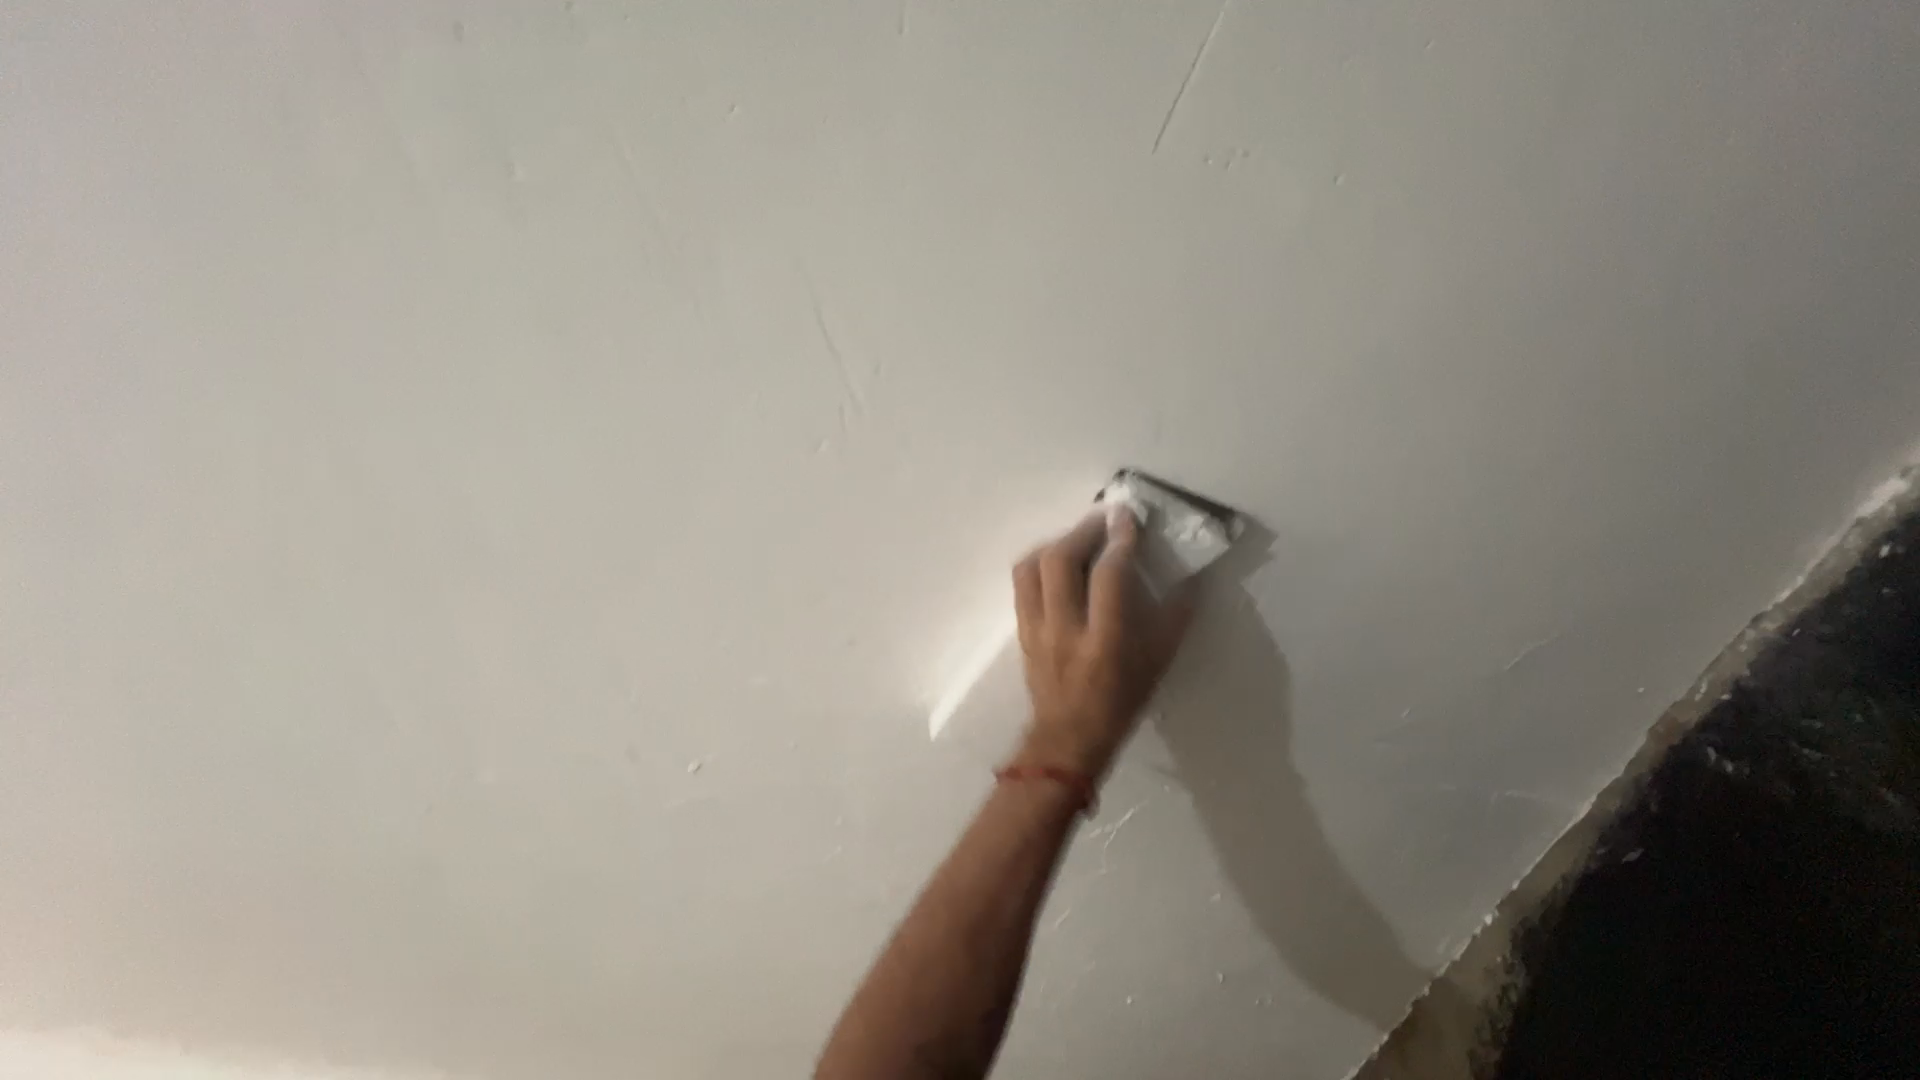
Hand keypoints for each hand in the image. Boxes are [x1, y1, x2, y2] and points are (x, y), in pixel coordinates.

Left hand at [1010, 504, 1197, 777]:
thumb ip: (1173, 619)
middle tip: (1103, 519)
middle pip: (1060, 561)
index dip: (1119, 541)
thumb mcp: (1157, 665)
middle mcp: (1065, 630)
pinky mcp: (1021, 629)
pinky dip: (1040, 562)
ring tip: (1079, 537)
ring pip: (1032, 567)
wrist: (1068, 738)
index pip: (1108, 576)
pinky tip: (1058, 560)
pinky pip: (1022, 582)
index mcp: (1105, 642)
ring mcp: (1036, 629)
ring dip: (1056, 542)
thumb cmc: (1120, 702)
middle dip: (1082, 530)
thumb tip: (1189, 579)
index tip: (1127, 517)